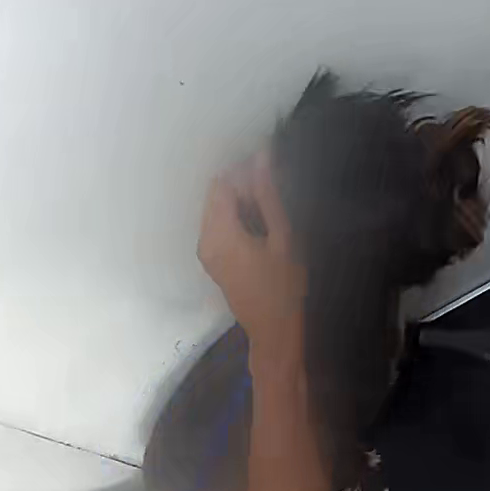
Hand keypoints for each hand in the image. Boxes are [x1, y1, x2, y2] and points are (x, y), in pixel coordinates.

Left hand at [198, 153, 305, 356]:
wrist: (275, 332)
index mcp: (219, 232)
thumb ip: (269, 198)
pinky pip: (220, 229)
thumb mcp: (283, 240)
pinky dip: (238, 223)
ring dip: (242, 207)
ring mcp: (206, 252)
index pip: (222, 184)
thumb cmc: (285, 289)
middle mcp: (204, 239)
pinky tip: (262, 233)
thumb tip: (261, 158)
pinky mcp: (213, 262)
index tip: (274, 179)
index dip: (246, 174)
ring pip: (218, 212)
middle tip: (276, 198)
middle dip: (243, 190)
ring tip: (272, 217)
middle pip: (216, 196)